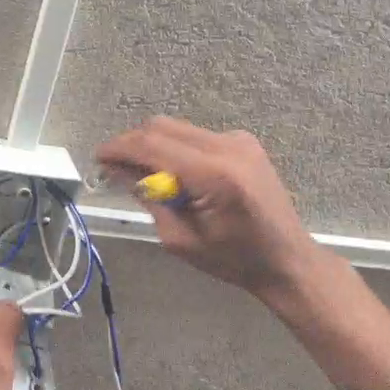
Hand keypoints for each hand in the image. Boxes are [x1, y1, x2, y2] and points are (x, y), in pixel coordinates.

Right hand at [96, 116, 327, 304]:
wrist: (291, 262)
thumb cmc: (235, 260)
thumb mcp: (180, 239)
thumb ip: (148, 198)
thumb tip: (117, 170)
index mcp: (214, 175)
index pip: (151, 145)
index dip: (118, 148)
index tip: (98, 158)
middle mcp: (227, 148)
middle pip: (160, 127)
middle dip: (133, 144)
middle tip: (118, 167)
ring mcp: (239, 140)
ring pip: (175, 127)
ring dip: (154, 145)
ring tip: (148, 174)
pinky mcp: (244, 141)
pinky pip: (194, 134)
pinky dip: (176, 147)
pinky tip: (179, 174)